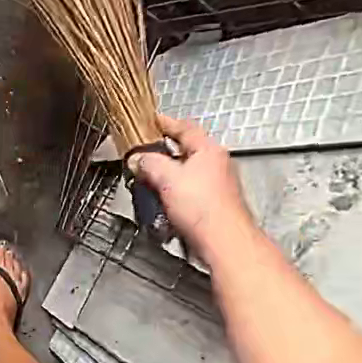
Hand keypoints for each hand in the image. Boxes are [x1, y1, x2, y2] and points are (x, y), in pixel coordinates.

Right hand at [128, 113, 251, 253]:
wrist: (223, 241)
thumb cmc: (204, 208)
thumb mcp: (167, 178)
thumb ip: (149, 163)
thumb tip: (138, 158)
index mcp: (208, 151)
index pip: (184, 127)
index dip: (165, 123)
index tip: (151, 121)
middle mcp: (216, 165)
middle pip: (183, 152)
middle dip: (160, 156)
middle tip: (141, 159)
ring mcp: (216, 185)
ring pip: (184, 174)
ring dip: (165, 179)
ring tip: (149, 187)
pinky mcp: (212, 205)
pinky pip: (187, 193)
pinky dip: (172, 196)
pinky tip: (163, 207)